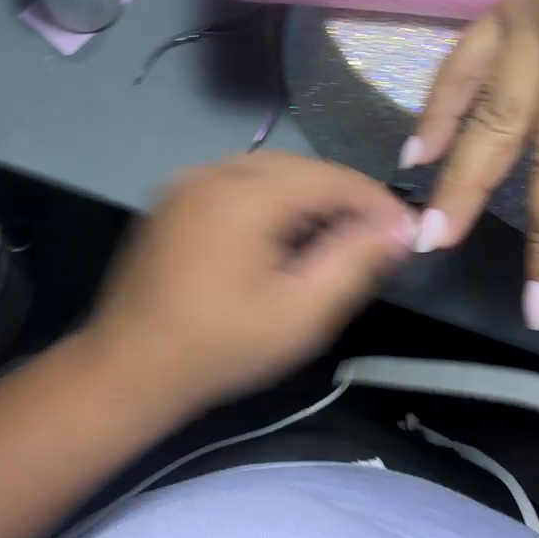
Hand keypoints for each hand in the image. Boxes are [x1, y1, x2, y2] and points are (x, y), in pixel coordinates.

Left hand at [82, 152, 415, 412]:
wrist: (128, 368)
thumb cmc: (220, 347)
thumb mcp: (301, 313)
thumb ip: (355, 262)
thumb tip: (400, 228)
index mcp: (243, 191)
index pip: (329, 178)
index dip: (376, 202)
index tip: (410, 232)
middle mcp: (213, 170)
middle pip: (298, 169)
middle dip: (342, 200)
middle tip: (378, 239)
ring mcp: (187, 182)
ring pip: (267, 174)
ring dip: (307, 200)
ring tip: (337, 241)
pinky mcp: (174, 200)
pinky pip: (237, 186)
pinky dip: (271, 203)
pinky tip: (284, 238)